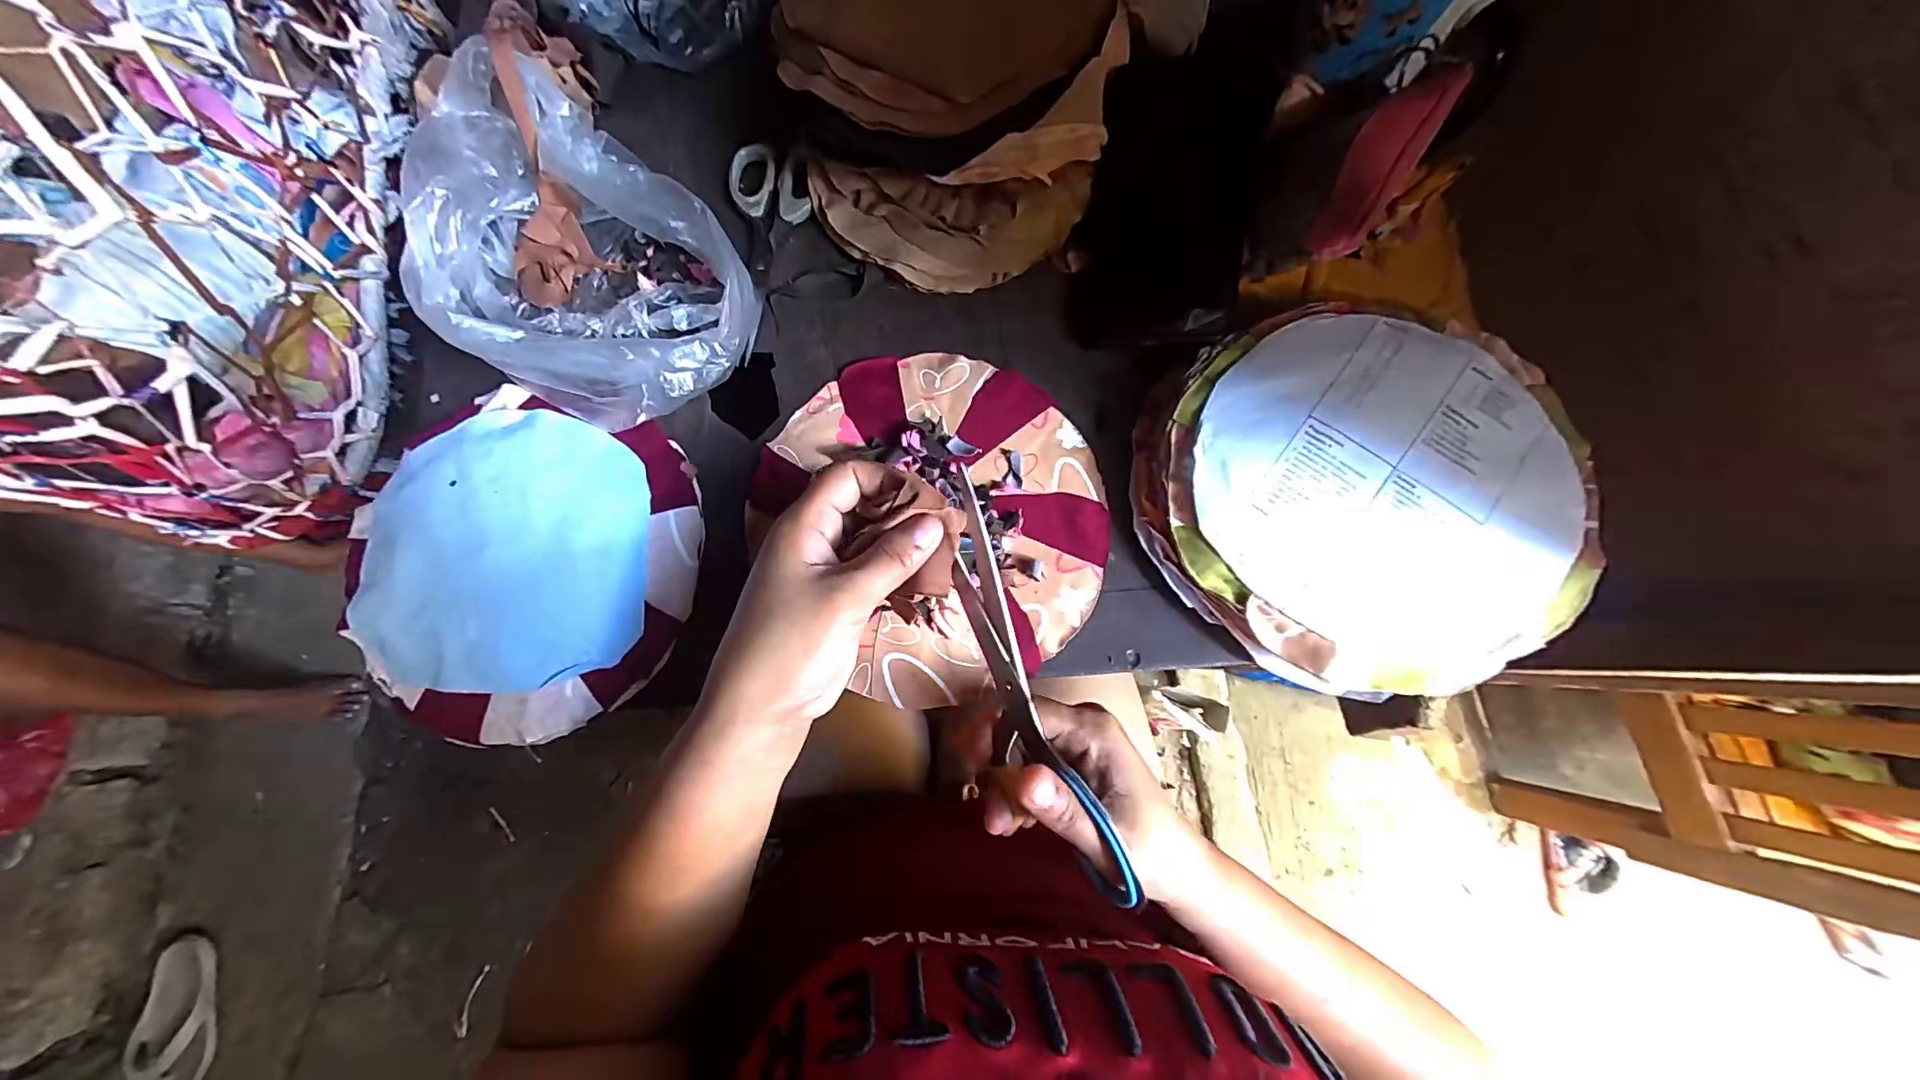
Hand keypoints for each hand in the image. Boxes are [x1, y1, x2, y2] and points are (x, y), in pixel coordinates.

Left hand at [704, 461, 946, 725]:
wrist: (761, 711)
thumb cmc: (792, 646)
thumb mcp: (845, 597)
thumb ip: (892, 558)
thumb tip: (935, 522)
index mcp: (804, 526)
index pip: (847, 477)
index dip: (887, 479)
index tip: (928, 499)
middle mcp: (814, 541)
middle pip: (862, 507)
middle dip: (904, 513)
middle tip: (947, 529)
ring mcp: (825, 573)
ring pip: (870, 542)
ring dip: (905, 545)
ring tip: (945, 555)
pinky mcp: (836, 601)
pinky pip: (871, 573)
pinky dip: (897, 573)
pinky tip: (926, 583)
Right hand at [979, 698, 1209, 904]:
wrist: (1175, 869)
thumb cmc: (1148, 851)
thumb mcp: (1103, 837)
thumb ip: (1062, 808)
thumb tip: (1021, 779)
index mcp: (1093, 729)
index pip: (1027, 712)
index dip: (992, 731)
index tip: (969, 764)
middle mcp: (1080, 725)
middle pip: (1016, 731)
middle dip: (997, 773)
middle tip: (994, 819)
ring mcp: (1073, 741)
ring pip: (1016, 751)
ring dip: (1003, 789)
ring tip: (1006, 828)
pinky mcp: (1068, 761)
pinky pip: (1026, 765)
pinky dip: (1015, 794)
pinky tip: (1018, 822)